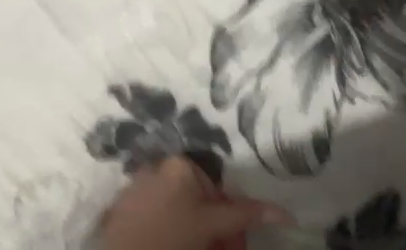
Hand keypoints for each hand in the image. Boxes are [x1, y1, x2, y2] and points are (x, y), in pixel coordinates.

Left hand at [99, 156, 290, 249]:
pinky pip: (153, 220)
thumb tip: (288, 215)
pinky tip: (175, 245)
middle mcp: (156, 169)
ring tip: (200, 247)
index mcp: (180, 165)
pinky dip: (167, 233)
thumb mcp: (211, 225)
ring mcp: (134, 192)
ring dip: (194, 235)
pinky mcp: (117, 215)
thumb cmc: (170, 238)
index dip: (231, 223)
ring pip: (177, 214)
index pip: (219, 192)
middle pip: (197, 203)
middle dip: (214, 231)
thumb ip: (246, 214)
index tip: (236, 246)